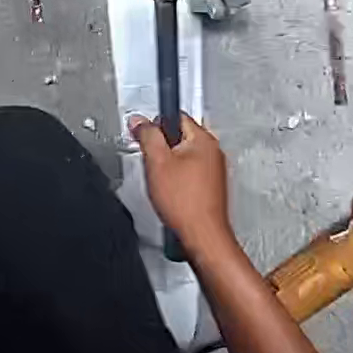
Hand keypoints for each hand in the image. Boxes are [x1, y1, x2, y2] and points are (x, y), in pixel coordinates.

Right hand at [129, 114, 236, 260]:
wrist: (201, 236)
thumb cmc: (185, 203)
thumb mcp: (156, 161)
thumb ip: (147, 135)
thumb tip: (139, 121)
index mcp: (203, 140)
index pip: (174, 116)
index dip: (154, 124)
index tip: (142, 133)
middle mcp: (213, 152)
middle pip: (178, 135)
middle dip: (160, 146)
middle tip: (151, 160)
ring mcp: (213, 169)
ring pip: (182, 154)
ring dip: (168, 163)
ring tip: (161, 179)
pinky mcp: (209, 185)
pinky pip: (188, 171)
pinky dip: (176, 177)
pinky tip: (170, 190)